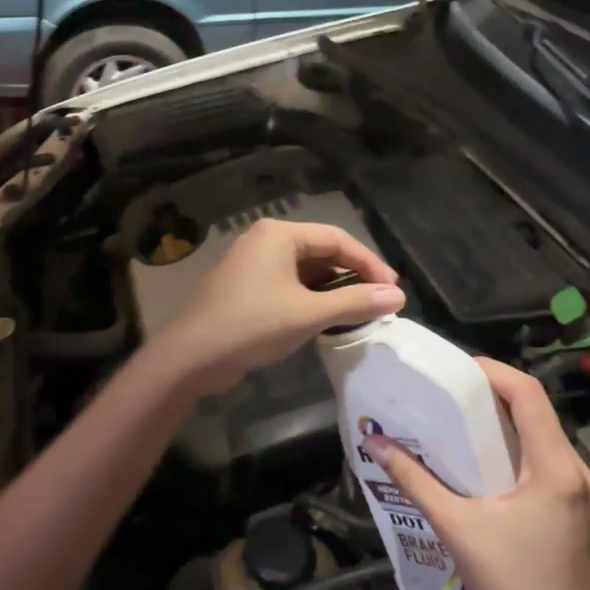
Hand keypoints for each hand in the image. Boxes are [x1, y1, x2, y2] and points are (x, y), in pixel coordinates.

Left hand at [149, 220, 405, 394]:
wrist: (192, 354)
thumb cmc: (252, 324)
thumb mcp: (309, 314)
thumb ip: (355, 302)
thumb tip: (397, 296)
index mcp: (279, 234)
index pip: (337, 238)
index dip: (369, 263)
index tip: (394, 291)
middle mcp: (265, 240)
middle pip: (321, 251)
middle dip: (352, 275)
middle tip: (380, 302)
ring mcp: (252, 263)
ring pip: (304, 270)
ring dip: (332, 289)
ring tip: (359, 313)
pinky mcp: (245, 287)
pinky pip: (288, 284)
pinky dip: (310, 298)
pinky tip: (326, 320)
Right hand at [365, 358, 589, 589]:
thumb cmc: (513, 587)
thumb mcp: (457, 529)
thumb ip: (415, 481)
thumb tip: (373, 442)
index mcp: (557, 469)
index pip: (529, 393)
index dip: (493, 370)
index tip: (455, 368)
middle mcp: (580, 475)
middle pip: (537, 414)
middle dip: (491, 398)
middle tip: (448, 394)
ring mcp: (586, 499)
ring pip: (544, 442)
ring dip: (505, 428)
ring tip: (459, 426)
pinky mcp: (582, 519)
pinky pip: (549, 468)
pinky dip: (517, 456)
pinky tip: (485, 470)